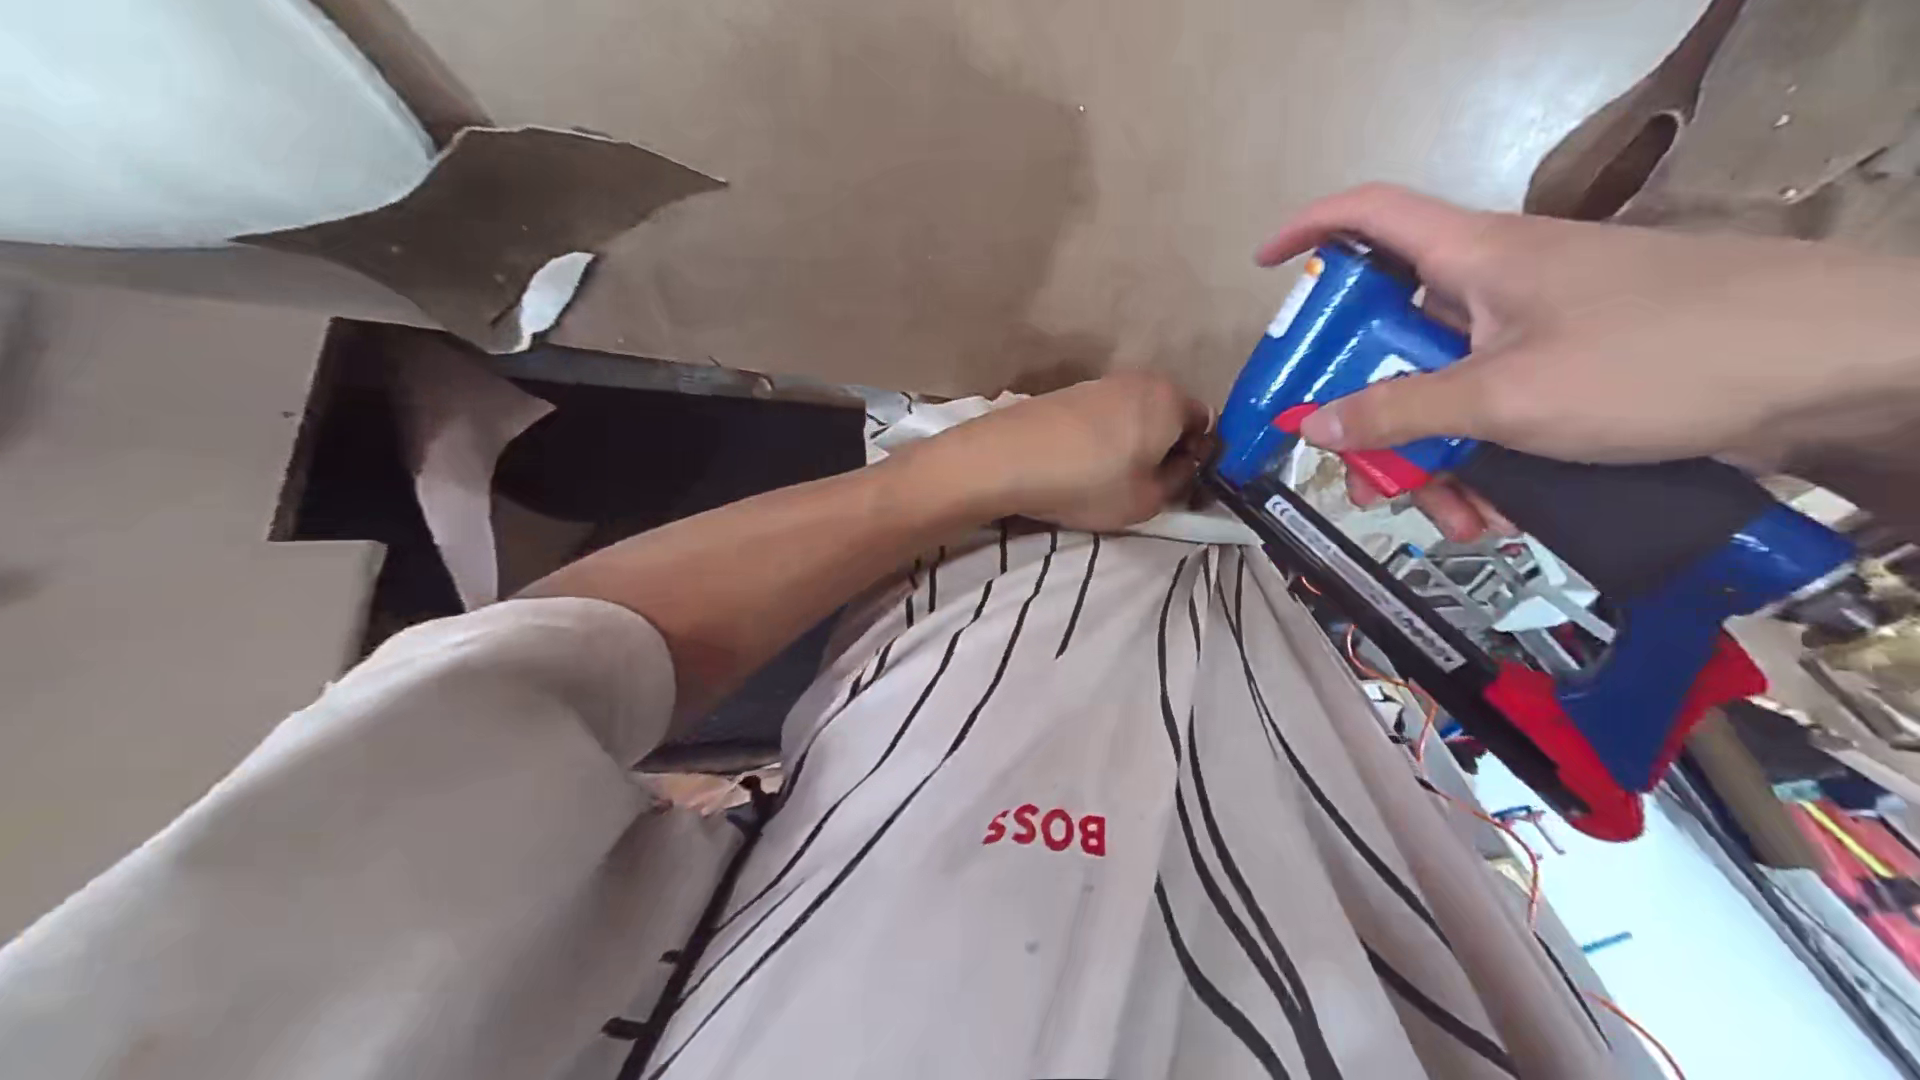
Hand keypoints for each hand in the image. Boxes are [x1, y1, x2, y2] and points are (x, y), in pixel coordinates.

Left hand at [904, 372, 1211, 530]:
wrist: (1006, 459)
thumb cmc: (1089, 482)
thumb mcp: (1148, 500)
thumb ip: (1179, 482)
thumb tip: (1181, 465)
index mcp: (1170, 398)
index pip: (1205, 425)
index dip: (1196, 458)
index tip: (1175, 485)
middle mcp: (1140, 379)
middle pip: (1166, 416)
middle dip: (1162, 448)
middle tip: (1141, 484)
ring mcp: (1099, 382)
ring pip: (1132, 416)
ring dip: (1129, 443)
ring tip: (1103, 477)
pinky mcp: (1066, 392)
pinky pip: (1100, 417)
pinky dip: (1099, 438)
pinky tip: (1077, 463)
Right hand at [1256, 184, 1919, 535]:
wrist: (1847, 366)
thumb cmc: (1660, 358)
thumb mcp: (1506, 398)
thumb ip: (1400, 413)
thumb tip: (1310, 427)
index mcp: (1472, 259)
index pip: (1370, 215)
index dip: (1309, 231)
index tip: (1266, 268)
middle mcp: (1492, 286)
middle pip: (1392, 334)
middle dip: (1367, 406)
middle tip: (1355, 461)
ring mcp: (1530, 327)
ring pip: (1440, 386)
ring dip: (1430, 455)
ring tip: (1452, 515)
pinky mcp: (1567, 364)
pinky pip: (1489, 409)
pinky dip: (1478, 458)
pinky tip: (1496, 510)